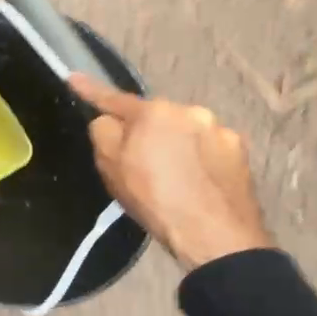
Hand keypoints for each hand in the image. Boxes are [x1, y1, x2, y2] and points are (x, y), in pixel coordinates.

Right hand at [70, 75, 272, 270]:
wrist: (216, 238)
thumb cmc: (154, 197)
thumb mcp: (109, 164)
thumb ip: (103, 130)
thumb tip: (111, 120)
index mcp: (156, 111)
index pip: (115, 99)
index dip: (90, 89)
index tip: (73, 77)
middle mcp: (192, 112)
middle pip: (155, 117)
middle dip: (144, 129)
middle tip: (137, 157)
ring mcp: (222, 132)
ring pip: (183, 131)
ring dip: (173, 143)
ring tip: (170, 174)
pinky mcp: (243, 155)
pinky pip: (207, 148)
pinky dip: (197, 158)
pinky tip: (194, 180)